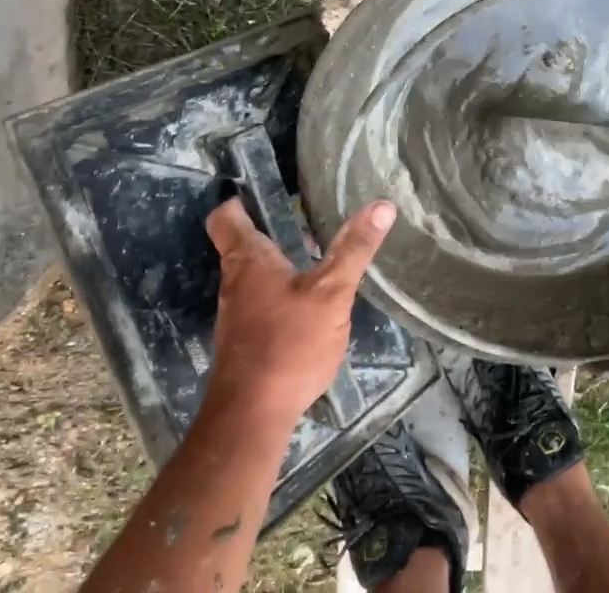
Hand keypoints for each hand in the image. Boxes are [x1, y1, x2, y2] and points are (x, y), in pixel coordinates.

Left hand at [202, 197, 395, 425]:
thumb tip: (382, 205)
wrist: (253, 414)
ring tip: (320, 262)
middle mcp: (236, 282)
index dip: (241, 201)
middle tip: (311, 224)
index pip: (226, 218)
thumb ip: (355, 250)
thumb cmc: (289, 343)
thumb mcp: (333, 292)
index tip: (266, 194)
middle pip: (244, 246)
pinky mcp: (246, 341)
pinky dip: (284, 296)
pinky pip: (263, 304)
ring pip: (256, 277)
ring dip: (283, 267)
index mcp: (248, 260)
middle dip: (275, 233)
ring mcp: (237, 314)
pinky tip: (313, 309)